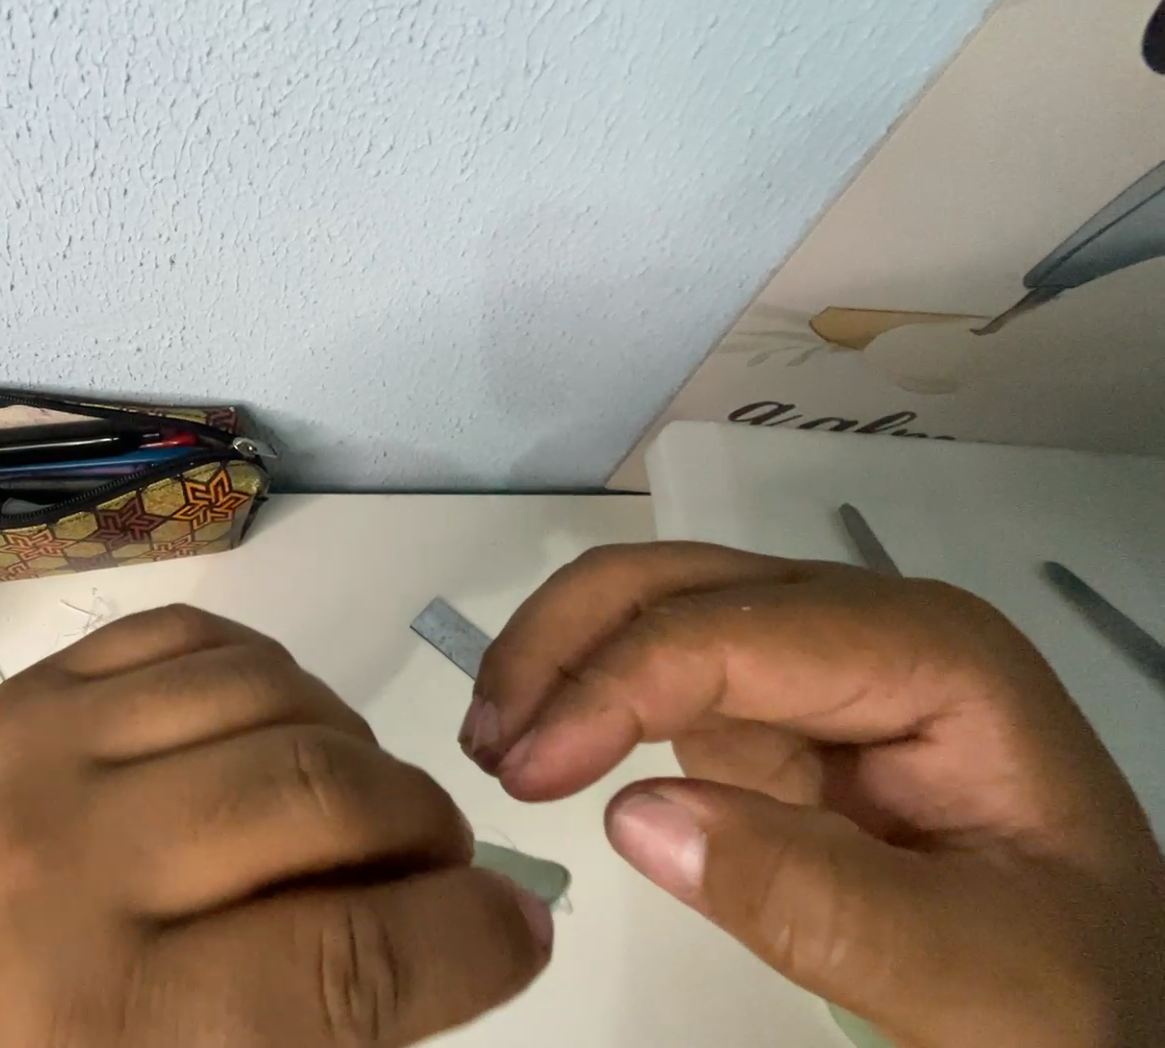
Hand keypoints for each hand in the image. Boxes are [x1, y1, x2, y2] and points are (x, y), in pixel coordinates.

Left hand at [0, 606, 551, 1046]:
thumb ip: (352, 1008)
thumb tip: (490, 913)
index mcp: (110, 1013)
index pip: (339, 957)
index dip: (466, 935)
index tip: (516, 924)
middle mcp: (67, 864)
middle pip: (312, 794)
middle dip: (420, 822)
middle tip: (436, 851)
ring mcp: (45, 750)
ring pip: (270, 690)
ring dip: (351, 741)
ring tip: (353, 790)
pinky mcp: (37, 689)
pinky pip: (199, 635)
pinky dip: (268, 674)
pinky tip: (273, 727)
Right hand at [464, 542, 1164, 1047]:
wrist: (1083, 989)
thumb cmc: (1061, 985)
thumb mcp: (983, 980)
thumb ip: (820, 904)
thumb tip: (635, 817)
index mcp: (916, 650)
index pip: (718, 634)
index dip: (604, 691)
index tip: (521, 776)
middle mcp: (838, 618)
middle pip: (653, 582)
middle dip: (551, 649)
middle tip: (487, 744)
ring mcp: (783, 645)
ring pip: (623, 600)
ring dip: (540, 659)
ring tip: (491, 743)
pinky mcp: (739, 687)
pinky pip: (626, 652)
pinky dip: (561, 685)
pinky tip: (531, 739)